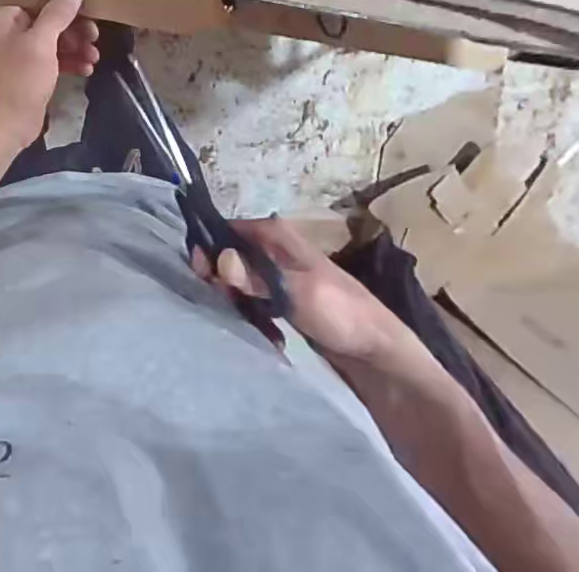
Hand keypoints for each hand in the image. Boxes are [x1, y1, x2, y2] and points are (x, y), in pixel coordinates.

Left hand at [0, 0, 100, 154]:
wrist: (5, 126)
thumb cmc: (19, 80)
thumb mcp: (41, 43)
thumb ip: (57, 14)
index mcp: (6, 18)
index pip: (39, 0)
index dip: (65, 4)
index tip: (89, 10)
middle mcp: (11, 32)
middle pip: (50, 21)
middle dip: (74, 29)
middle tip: (94, 36)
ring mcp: (21, 55)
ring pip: (55, 41)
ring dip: (76, 46)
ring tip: (94, 56)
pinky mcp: (31, 74)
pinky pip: (55, 60)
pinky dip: (70, 62)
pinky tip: (87, 69)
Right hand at [191, 217, 408, 364]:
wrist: (376, 348)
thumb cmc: (340, 313)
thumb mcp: (298, 293)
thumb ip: (258, 277)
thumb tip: (220, 259)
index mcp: (275, 233)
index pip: (226, 230)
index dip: (209, 250)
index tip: (203, 278)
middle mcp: (273, 245)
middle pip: (228, 254)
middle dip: (220, 278)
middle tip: (224, 302)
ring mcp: (277, 271)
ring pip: (238, 277)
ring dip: (234, 298)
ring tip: (242, 319)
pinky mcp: (280, 295)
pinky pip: (251, 297)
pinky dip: (249, 310)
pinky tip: (258, 328)